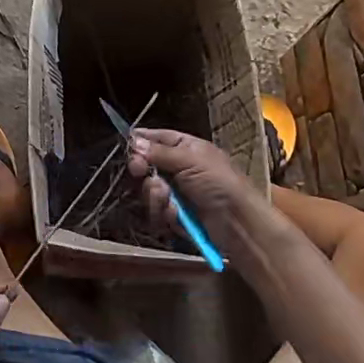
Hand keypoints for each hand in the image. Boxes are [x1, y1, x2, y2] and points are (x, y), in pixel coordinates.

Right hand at [127, 128, 282, 254]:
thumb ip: (159, 152)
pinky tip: (178, 216)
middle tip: (141, 172)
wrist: (238, 224)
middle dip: (144, 173)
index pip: (158, 138)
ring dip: (156, 197)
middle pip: (147, 166)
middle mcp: (180, 169)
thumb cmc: (219, 183)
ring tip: (170, 201)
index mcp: (187, 148)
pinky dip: (166, 214)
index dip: (141, 141)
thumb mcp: (190, 160)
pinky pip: (157, 212)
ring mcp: (177, 194)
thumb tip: (133, 141)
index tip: (126, 146)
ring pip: (149, 192)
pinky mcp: (175, 217)